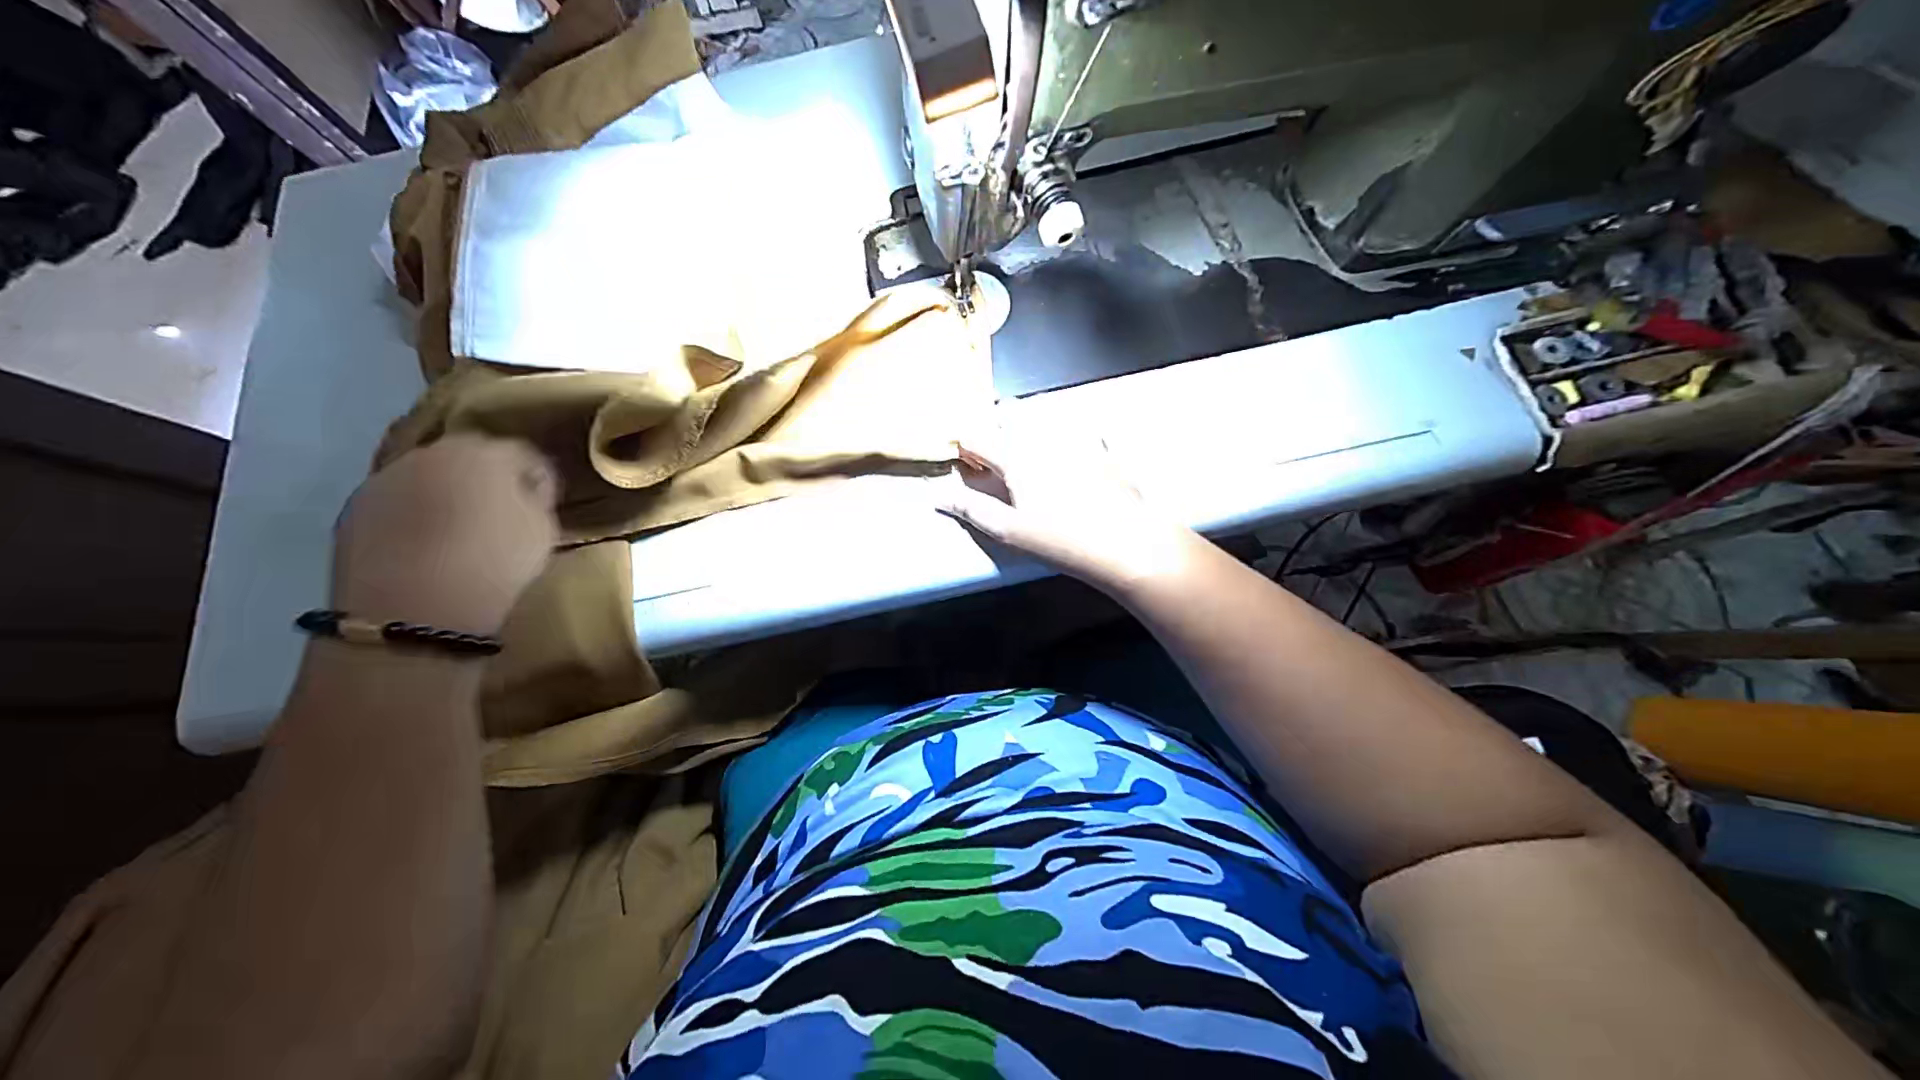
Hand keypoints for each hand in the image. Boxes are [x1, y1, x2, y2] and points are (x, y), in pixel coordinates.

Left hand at [331, 436, 558, 634]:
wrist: (414, 609)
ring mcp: (384, 478)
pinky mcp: (353, 510)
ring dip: (446, 495)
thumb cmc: (494, 563)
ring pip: (429, 478)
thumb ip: (535, 499)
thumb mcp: (542, 529)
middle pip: (469, 457)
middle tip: (501, 515)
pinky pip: (398, 505)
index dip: (538, 479)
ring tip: (460, 534)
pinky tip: (426, 549)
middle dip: (486, 480)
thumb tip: (522, 491)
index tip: (544, 505)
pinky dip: (414, 517)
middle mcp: (430, 452)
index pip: (522, 452)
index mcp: (483, 452)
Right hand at [933, 419, 1199, 591]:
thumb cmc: (1062, 541)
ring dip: (1029, 422)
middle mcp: (1043, 440)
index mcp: (1016, 459)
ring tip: (1028, 444)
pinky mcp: (1102, 448)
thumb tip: (938, 497)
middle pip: (1010, 415)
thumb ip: (972, 510)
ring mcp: (1075, 440)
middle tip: (995, 451)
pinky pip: (1079, 426)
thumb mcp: (1010, 532)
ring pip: (1044, 415)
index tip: (964, 457)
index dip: (965, 445)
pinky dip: (1068, 429)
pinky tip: (1070, 448)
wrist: (1127, 543)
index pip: (978, 439)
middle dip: (996, 425)